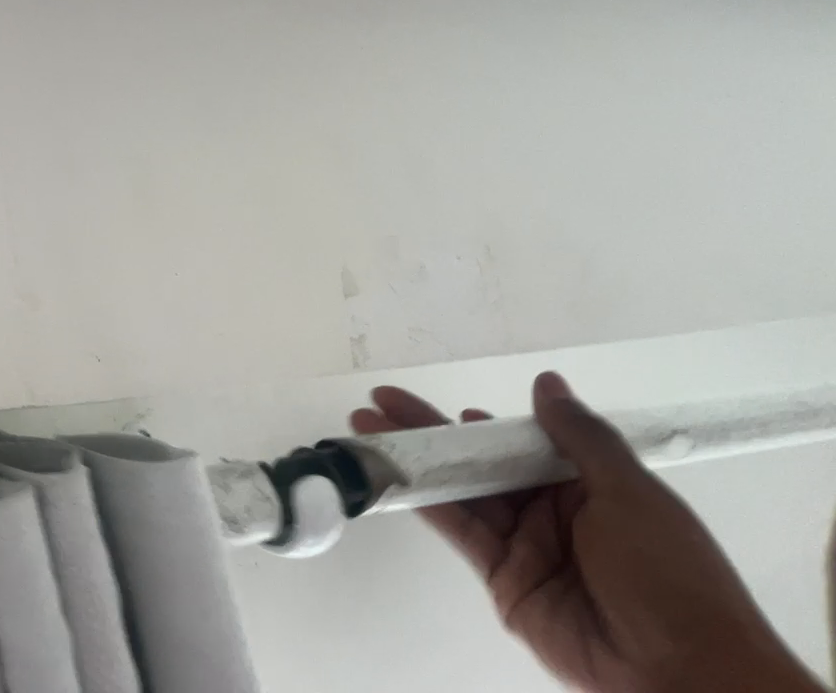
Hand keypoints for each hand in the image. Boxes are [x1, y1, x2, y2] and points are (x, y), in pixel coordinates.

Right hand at [351, 372, 820, 692]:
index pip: (523, 444)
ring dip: (413, 459)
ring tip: (366, 429)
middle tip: (381, 402)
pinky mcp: (498, 573)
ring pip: (459, 489)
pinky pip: (455, 527)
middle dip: (430, 430)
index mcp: (589, 489)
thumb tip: (547, 383)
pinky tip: (390, 476)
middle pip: (480, 461)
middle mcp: (551, 512)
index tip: (450, 405)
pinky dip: (421, 500)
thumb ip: (582, 439)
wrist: (680, 673)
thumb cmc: (668, 575)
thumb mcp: (634, 497)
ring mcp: (522, 543)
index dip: (484, 423)